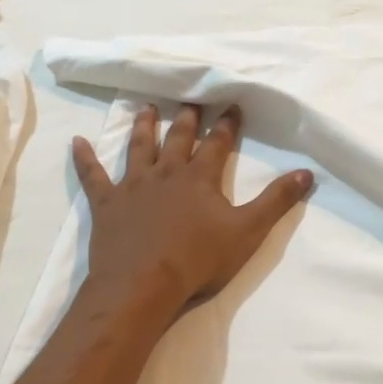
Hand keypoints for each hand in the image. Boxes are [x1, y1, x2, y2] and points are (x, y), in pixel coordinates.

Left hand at [70, 104, 312, 310]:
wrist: (142, 285)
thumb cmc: (198, 260)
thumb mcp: (248, 231)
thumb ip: (276, 201)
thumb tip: (306, 173)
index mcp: (200, 178)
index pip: (217, 143)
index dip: (226, 124)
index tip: (231, 104)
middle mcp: (166, 172)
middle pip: (178, 138)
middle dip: (186, 118)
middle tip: (189, 98)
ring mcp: (133, 186)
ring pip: (138, 148)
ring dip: (143, 127)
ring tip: (146, 108)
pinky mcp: (107, 204)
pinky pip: (93, 176)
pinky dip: (84, 159)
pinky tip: (76, 142)